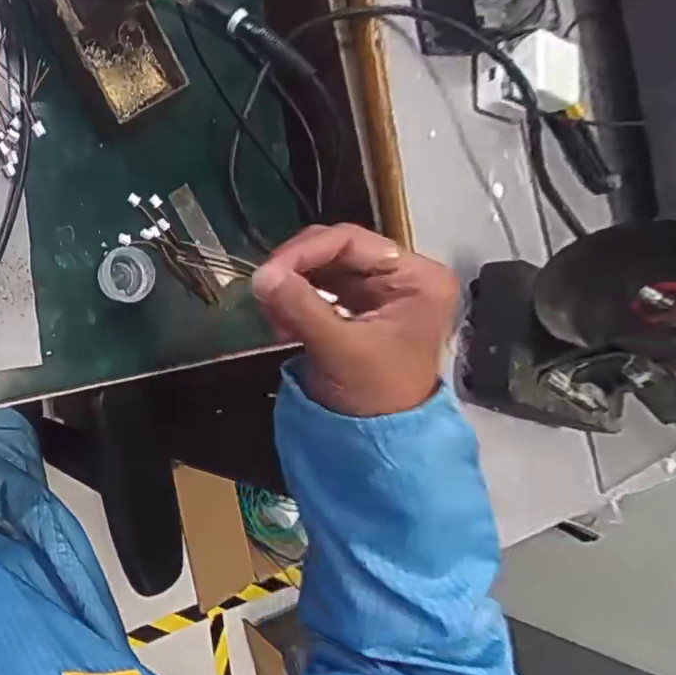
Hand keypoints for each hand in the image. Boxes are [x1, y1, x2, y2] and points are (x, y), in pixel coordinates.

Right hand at [251, 224, 460, 417]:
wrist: (380, 434)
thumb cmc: (374, 391)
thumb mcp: (338, 347)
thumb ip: (301, 307)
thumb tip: (260, 276)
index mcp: (415, 278)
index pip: (350, 241)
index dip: (303, 252)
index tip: (266, 274)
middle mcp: (399, 275)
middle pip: (332, 248)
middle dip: (294, 269)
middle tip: (266, 294)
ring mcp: (376, 289)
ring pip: (318, 265)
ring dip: (290, 285)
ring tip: (276, 316)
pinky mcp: (354, 303)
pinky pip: (314, 284)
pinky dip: (292, 297)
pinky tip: (283, 321)